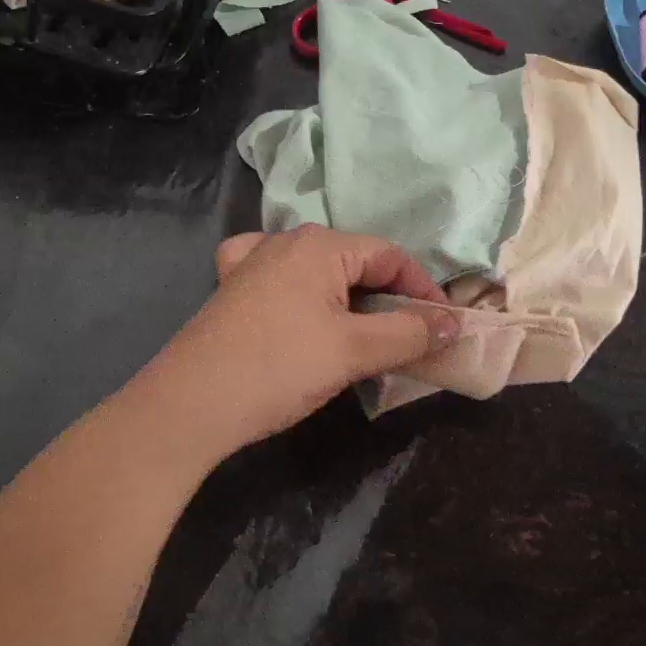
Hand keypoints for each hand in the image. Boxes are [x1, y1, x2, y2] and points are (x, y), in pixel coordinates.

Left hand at [126, 225, 458, 465]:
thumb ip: (409, 333)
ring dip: (348, 300)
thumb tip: (455, 323)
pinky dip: (300, 290)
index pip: (390, 255)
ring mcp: (253, 261)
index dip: (422, 289)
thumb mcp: (353, 351)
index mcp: (321, 245)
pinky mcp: (231, 287)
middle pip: (355, 261)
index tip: (443, 326)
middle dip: (387, 297)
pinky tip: (298, 308)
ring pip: (319, 271)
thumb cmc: (279, 368)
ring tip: (363, 336)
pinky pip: (278, 275)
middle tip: (407, 338)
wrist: (190, 404)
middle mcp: (287, 240)